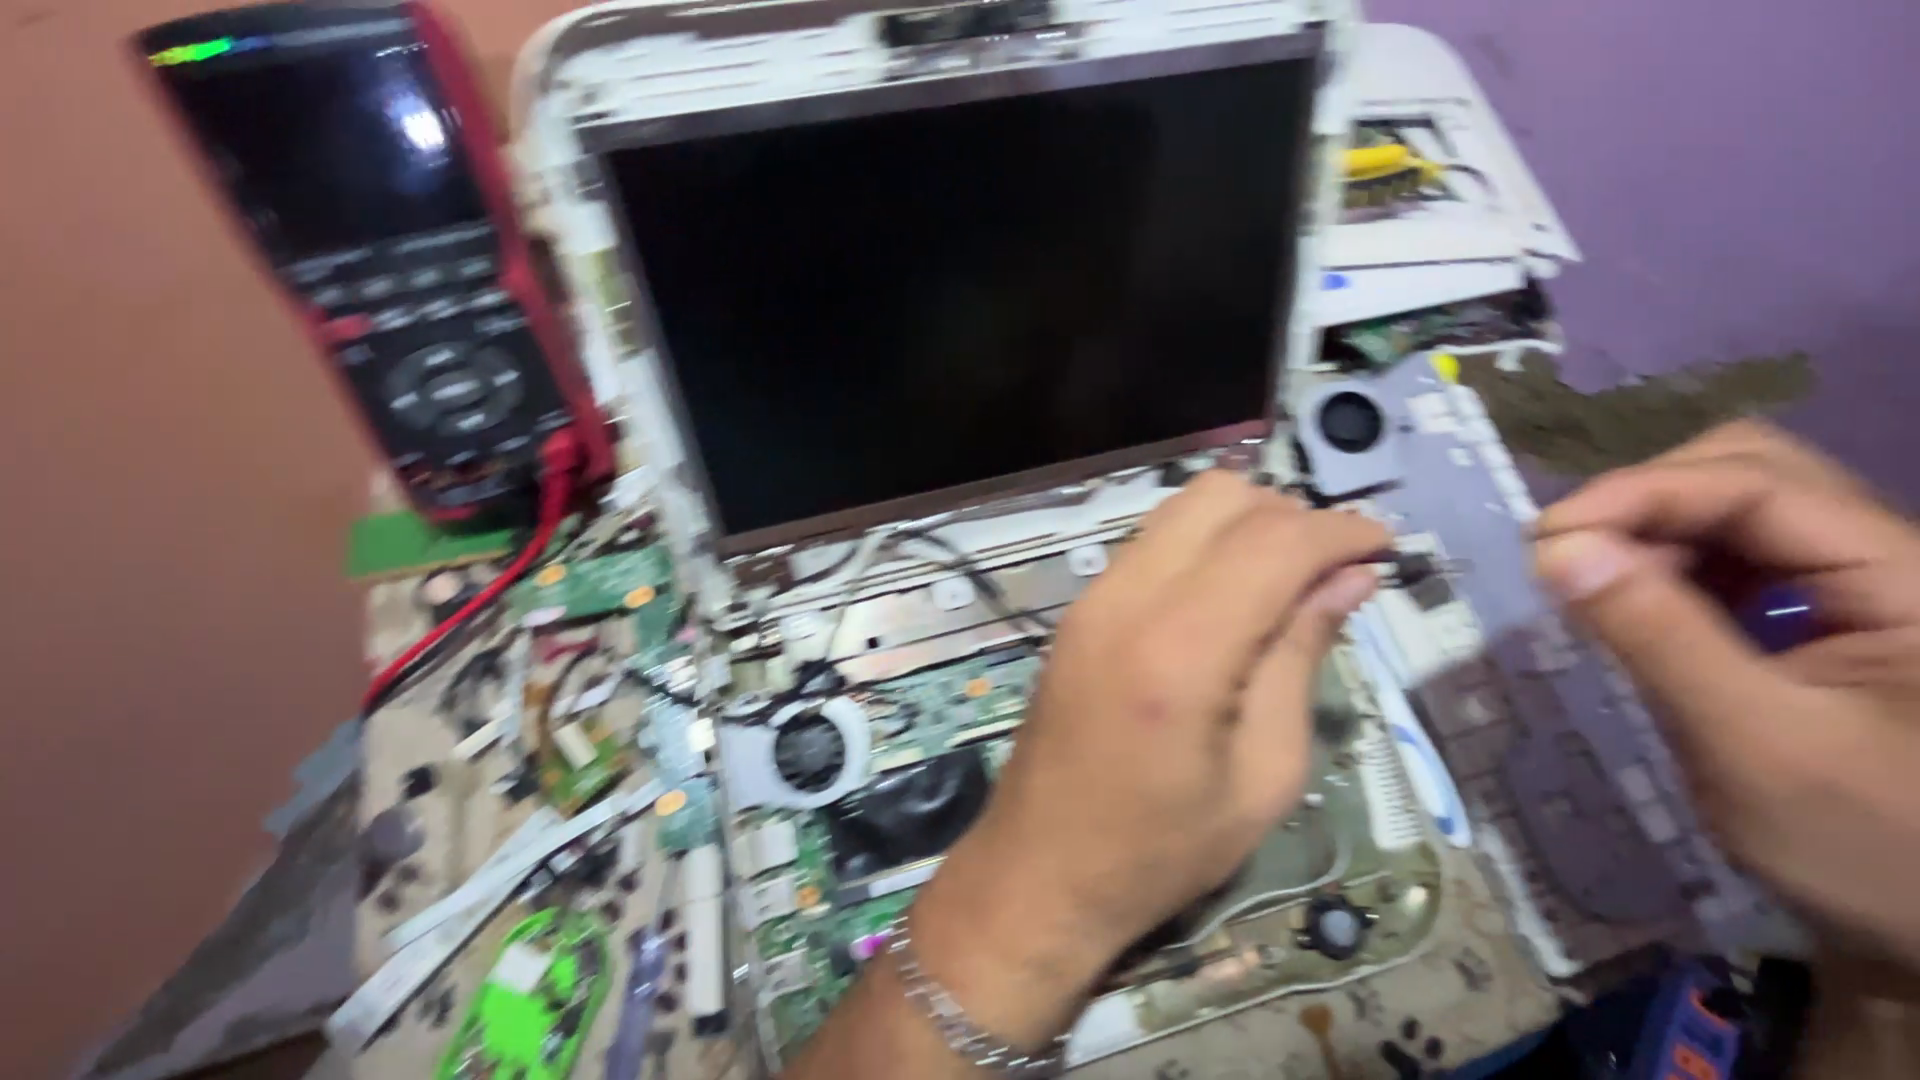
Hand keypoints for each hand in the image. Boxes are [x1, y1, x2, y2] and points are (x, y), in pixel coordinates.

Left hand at [910, 471, 1387, 1044]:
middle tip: (1332, 570)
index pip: (1274, 541)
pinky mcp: (1076, 612)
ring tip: (1287, 583)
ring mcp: (1091, 599)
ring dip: (1243, 524)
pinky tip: (1230, 598)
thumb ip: (1300, 657)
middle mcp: (1126, 600)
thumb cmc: (1163, 848)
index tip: (1386, 547)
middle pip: (1219, 497)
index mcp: (1180, 649)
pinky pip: (1149, 544)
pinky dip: (1201, 547)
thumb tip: (1348, 578)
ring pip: (1179, 511)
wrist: (1042, 870)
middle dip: (1289, 515)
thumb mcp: (1263, 773)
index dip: (1341, 530)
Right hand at [1532, 421, 1919, 970]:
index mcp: (1906, 578)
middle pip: (1750, 470)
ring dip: (1647, 530)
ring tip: (1588, 583)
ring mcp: (1855, 585)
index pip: (1758, 483)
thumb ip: (1656, 636)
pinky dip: (1663, 565)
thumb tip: (1556, 550)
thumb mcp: (1753, 742)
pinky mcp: (1820, 615)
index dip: (1642, 492)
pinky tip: (1630, 604)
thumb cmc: (1870, 844)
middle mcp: (1886, 560)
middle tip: (1565, 556)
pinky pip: (1729, 557)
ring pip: (1733, 506)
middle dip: (1644, 499)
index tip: (1546, 539)